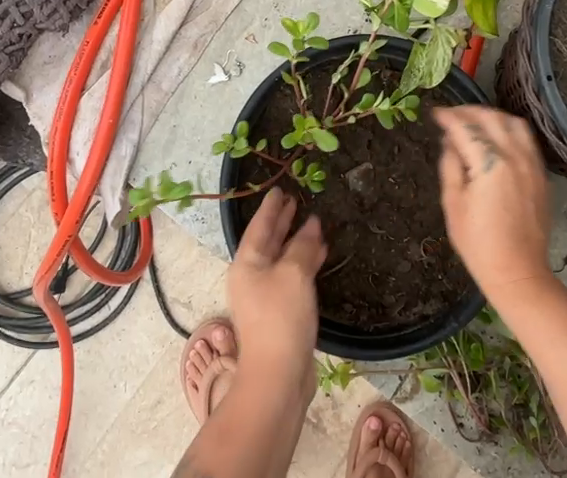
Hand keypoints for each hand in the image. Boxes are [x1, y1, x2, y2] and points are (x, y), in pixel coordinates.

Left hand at [228, 188, 325, 377]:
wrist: (278, 375)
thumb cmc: (281, 318)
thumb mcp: (294, 274)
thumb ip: (303, 246)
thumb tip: (312, 225)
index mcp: (247, 264)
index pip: (259, 226)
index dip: (271, 208)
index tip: (280, 189)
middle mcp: (251, 277)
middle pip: (267, 242)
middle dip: (281, 222)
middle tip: (295, 202)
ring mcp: (264, 296)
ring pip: (281, 259)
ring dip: (296, 242)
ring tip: (313, 225)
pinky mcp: (279, 313)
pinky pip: (291, 277)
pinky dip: (304, 262)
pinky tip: (319, 256)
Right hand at [435, 105, 552, 303]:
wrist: (518, 270)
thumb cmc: (478, 243)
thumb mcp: (453, 204)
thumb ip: (450, 166)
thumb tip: (450, 142)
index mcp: (490, 164)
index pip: (466, 127)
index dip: (448, 117)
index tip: (435, 113)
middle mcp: (515, 157)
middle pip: (492, 118)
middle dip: (469, 111)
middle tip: (452, 115)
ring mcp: (532, 165)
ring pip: (514, 123)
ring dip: (493, 116)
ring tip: (476, 122)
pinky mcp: (541, 175)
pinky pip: (527, 140)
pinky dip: (510, 130)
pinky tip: (498, 139)